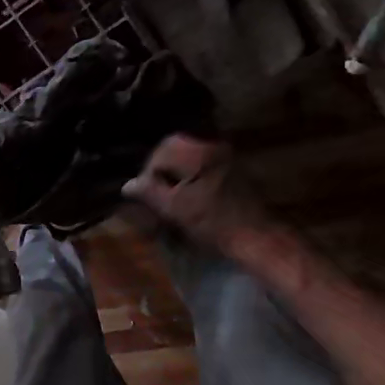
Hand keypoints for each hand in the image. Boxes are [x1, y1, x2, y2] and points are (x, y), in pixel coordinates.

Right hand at [122, 135, 265, 252]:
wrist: (256, 238)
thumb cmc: (213, 224)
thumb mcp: (175, 210)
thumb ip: (149, 193)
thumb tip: (128, 185)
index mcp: (199, 153)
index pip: (162, 150)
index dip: (148, 170)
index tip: (145, 191)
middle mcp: (214, 147)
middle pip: (176, 146)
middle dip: (161, 166)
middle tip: (154, 190)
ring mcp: (227, 156)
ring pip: (191, 153)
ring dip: (176, 169)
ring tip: (170, 192)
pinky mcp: (235, 169)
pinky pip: (204, 162)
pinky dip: (191, 172)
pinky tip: (189, 192)